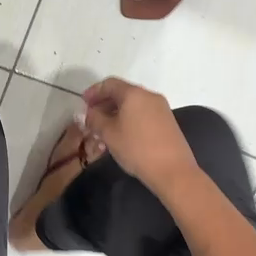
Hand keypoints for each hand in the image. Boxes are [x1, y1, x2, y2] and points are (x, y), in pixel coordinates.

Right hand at [81, 78, 199, 191]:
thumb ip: (94, 119)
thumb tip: (88, 113)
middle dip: (104, 104)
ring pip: (132, 105)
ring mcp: (161, 108)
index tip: (83, 104)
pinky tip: (122, 135)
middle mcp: (149, 96)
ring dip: (115, 114)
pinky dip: (129, 119)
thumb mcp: (108, 133)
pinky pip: (142, 114)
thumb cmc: (136, 148)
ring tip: (104, 130)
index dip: (93, 92)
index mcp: (134, 94)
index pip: (109, 84)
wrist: (173, 170)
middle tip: (92, 119)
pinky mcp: (167, 122)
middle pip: (122, 93)